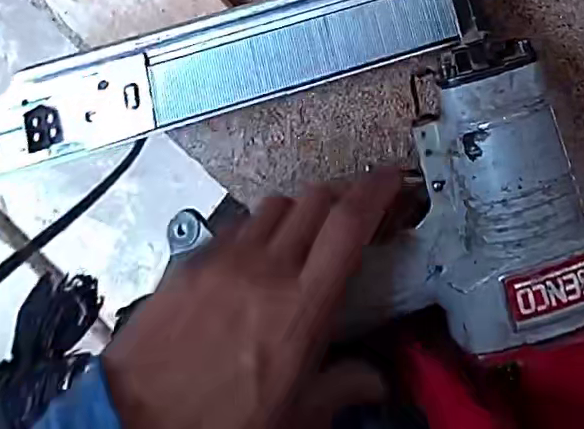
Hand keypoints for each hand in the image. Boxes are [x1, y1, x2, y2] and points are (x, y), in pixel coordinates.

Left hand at [102, 172, 401, 428]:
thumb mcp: (290, 421)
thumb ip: (339, 389)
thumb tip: (375, 381)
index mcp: (302, 307)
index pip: (350, 222)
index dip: (377, 189)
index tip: (392, 178)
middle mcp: (268, 268)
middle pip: (318, 198)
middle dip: (342, 197)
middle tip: (350, 213)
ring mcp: (227, 259)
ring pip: (279, 204)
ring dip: (299, 212)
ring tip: (300, 235)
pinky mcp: (192, 262)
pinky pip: (237, 226)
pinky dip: (257, 231)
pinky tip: (251, 260)